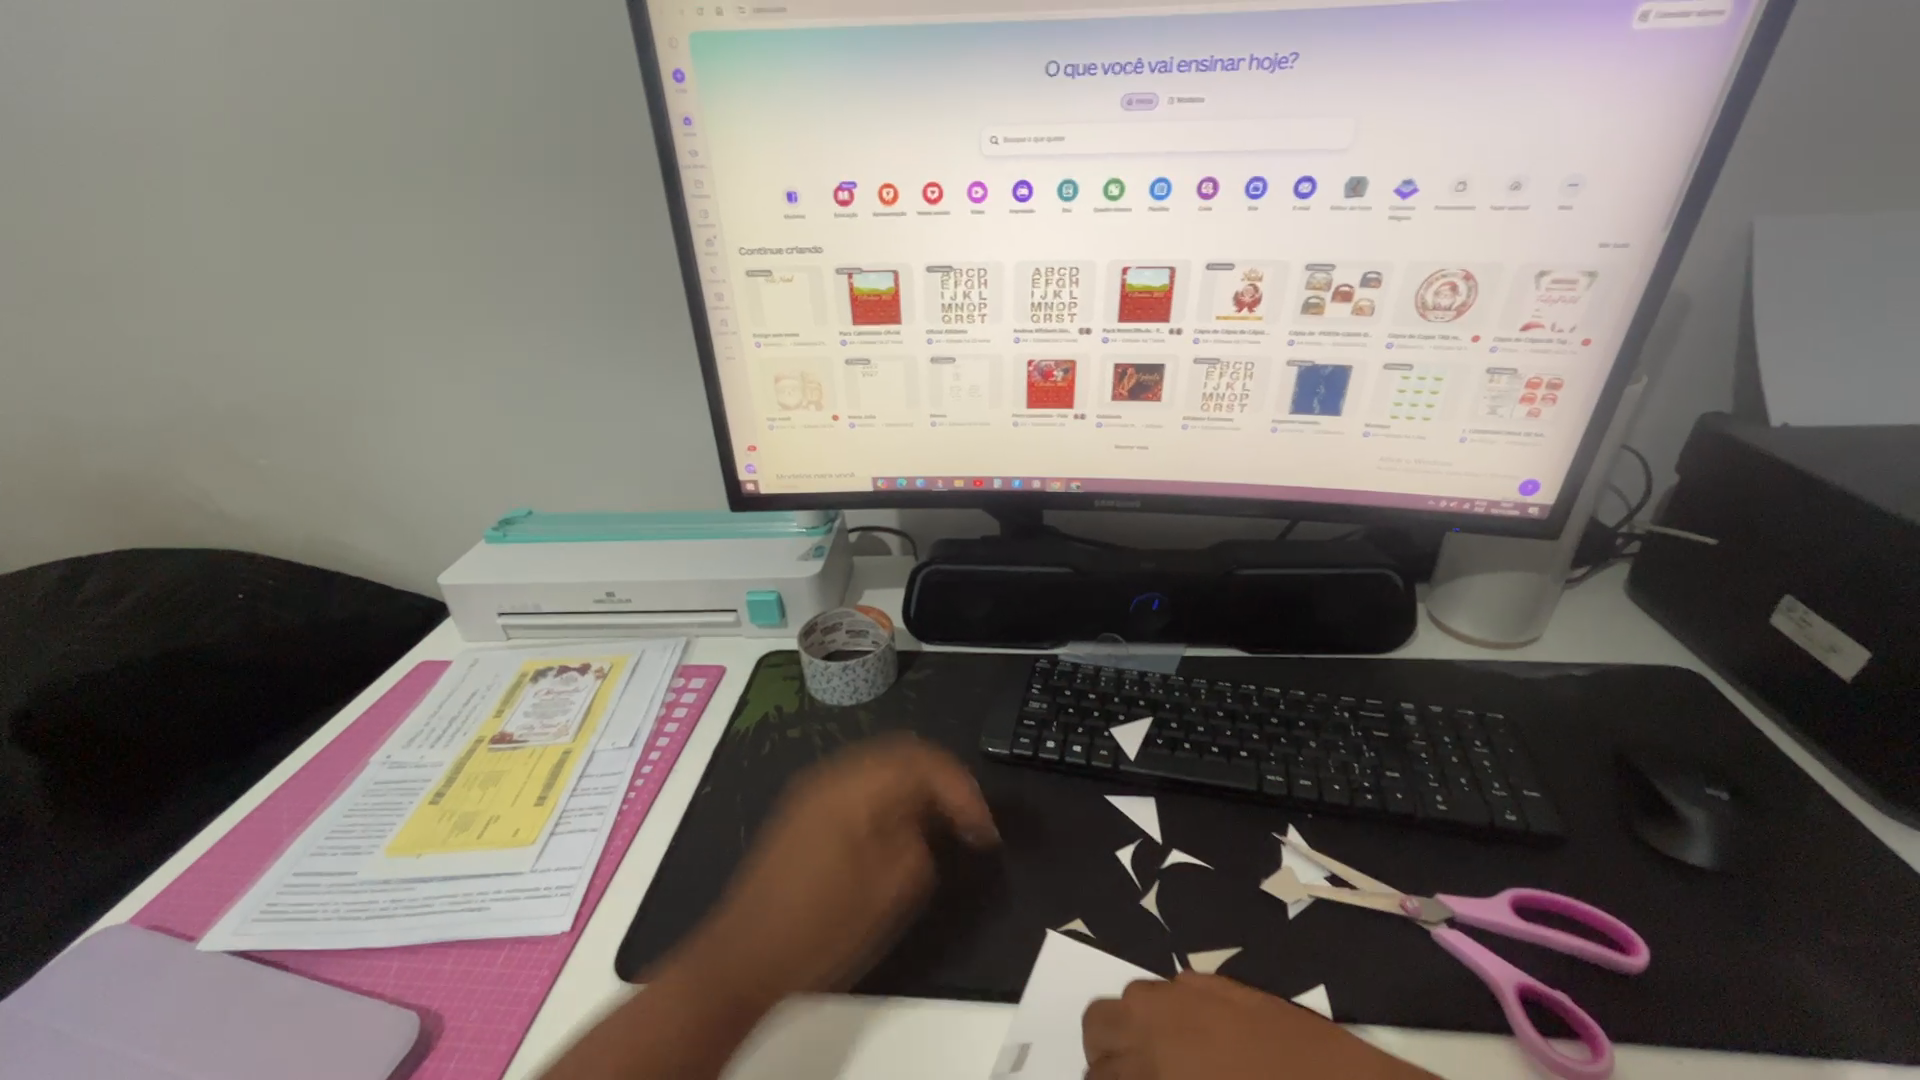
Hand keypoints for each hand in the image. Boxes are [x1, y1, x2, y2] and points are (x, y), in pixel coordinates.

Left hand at [661, 735, 999, 1007]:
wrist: (741, 960)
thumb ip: (924, 841)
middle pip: (902, 752)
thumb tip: (935, 821)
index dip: (964, 790)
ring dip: (915, 789)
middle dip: (942, 783)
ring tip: (940, 829)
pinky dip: (888, 799)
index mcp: (856, 786)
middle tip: (967, 822)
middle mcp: (832, 774)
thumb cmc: (821, 929)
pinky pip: (858, 786)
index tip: (985, 832)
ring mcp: (812, 791)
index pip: (925, 760)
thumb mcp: (892, 890)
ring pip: (880, 767)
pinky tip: (898, 834)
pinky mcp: (802, 812)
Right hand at [1083, 973, 1437, 1079]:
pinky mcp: (1227, 986)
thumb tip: (1140, 1078)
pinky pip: (1176, 992)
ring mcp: (1195, 995)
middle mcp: (1161, 1017)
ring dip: (1136, 1034)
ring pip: (1134, 1001)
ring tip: (1169, 1072)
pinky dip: (1174, 1018)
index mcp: (1153, 1063)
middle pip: (1098, 1022)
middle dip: (1106, 1062)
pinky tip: (1208, 1052)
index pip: (1098, 1074)